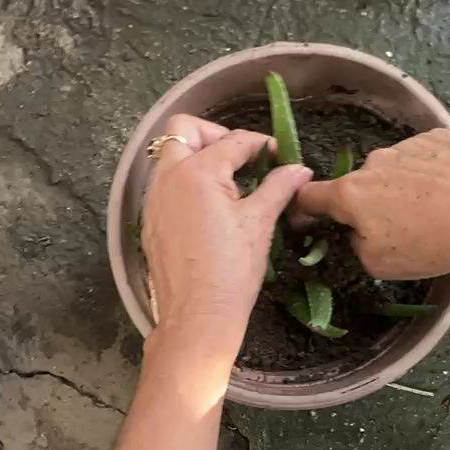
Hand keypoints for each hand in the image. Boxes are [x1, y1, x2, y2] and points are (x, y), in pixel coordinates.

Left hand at [141, 115, 311, 354]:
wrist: (197, 318)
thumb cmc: (232, 271)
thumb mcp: (260, 224)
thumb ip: (279, 188)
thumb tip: (299, 169)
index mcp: (197, 172)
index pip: (233, 141)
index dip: (260, 144)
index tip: (277, 155)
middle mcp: (167, 179)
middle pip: (184, 131)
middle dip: (214, 136)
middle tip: (239, 158)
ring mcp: (154, 202)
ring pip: (169, 158)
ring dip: (197, 159)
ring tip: (226, 185)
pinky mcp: (150, 224)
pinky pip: (164, 188)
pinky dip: (185, 186)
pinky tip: (208, 210)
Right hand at [294, 129, 449, 281]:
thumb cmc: (432, 245)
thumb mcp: (378, 264)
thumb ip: (357, 243)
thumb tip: (360, 229)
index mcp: (351, 194)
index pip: (310, 196)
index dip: (304, 209)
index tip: (309, 219)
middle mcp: (374, 162)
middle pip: (359, 185)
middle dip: (369, 204)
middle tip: (397, 229)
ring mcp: (408, 145)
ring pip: (393, 171)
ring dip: (402, 189)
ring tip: (434, 213)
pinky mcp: (441, 137)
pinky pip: (423, 158)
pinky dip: (430, 174)